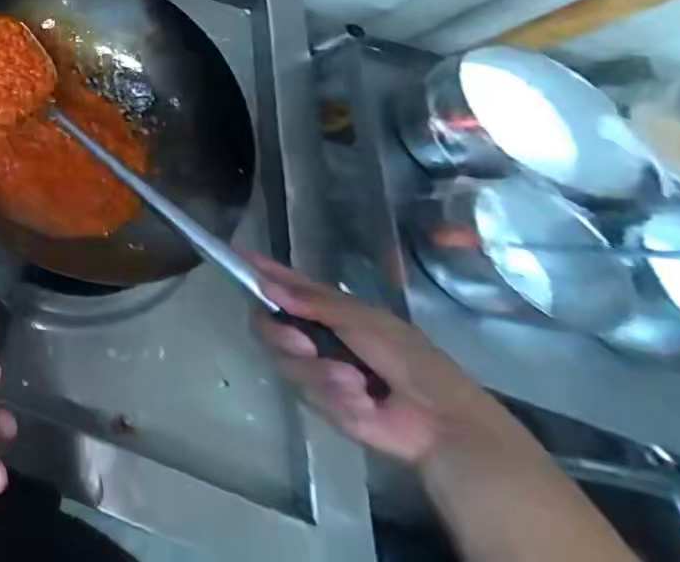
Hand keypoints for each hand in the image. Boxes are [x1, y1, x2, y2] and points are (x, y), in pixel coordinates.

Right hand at [248, 254, 513, 465]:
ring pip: (283, 359)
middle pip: (267, 323)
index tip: (236, 256)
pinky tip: (362, 401)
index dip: (260, 271)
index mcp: (327, 309)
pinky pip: (305, 392)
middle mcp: (313, 334)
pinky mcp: (319, 402)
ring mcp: (314, 368)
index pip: (284, 284)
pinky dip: (335, 396)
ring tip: (351, 382)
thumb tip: (265, 284)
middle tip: (300, 342)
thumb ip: (314, 301)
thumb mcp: (364, 319)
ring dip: (317, 371)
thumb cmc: (411, 360)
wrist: (442, 422)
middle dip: (278, 333)